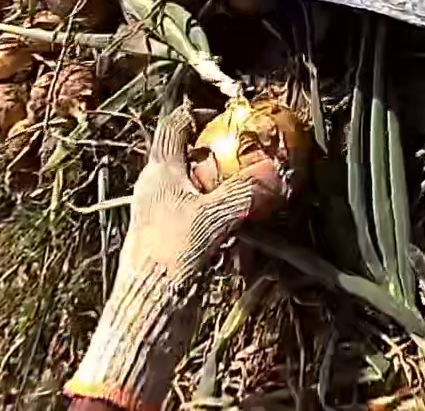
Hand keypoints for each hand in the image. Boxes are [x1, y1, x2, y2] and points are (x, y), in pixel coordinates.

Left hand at [65, 104, 266, 410]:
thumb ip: (247, 189)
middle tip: (249, 155)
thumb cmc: (171, 252)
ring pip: (200, 187)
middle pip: (192, 156)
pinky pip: (203, 215)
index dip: (199, 114)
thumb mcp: (214, 214)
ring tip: (251, 198)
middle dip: (223, 157)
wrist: (146, 310)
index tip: (228, 116)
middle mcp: (158, 186)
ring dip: (227, 191)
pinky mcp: (172, 237)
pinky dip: (224, 218)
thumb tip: (278, 171)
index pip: (175, 125)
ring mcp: (163, 212)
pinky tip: (241, 233)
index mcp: (160, 170)